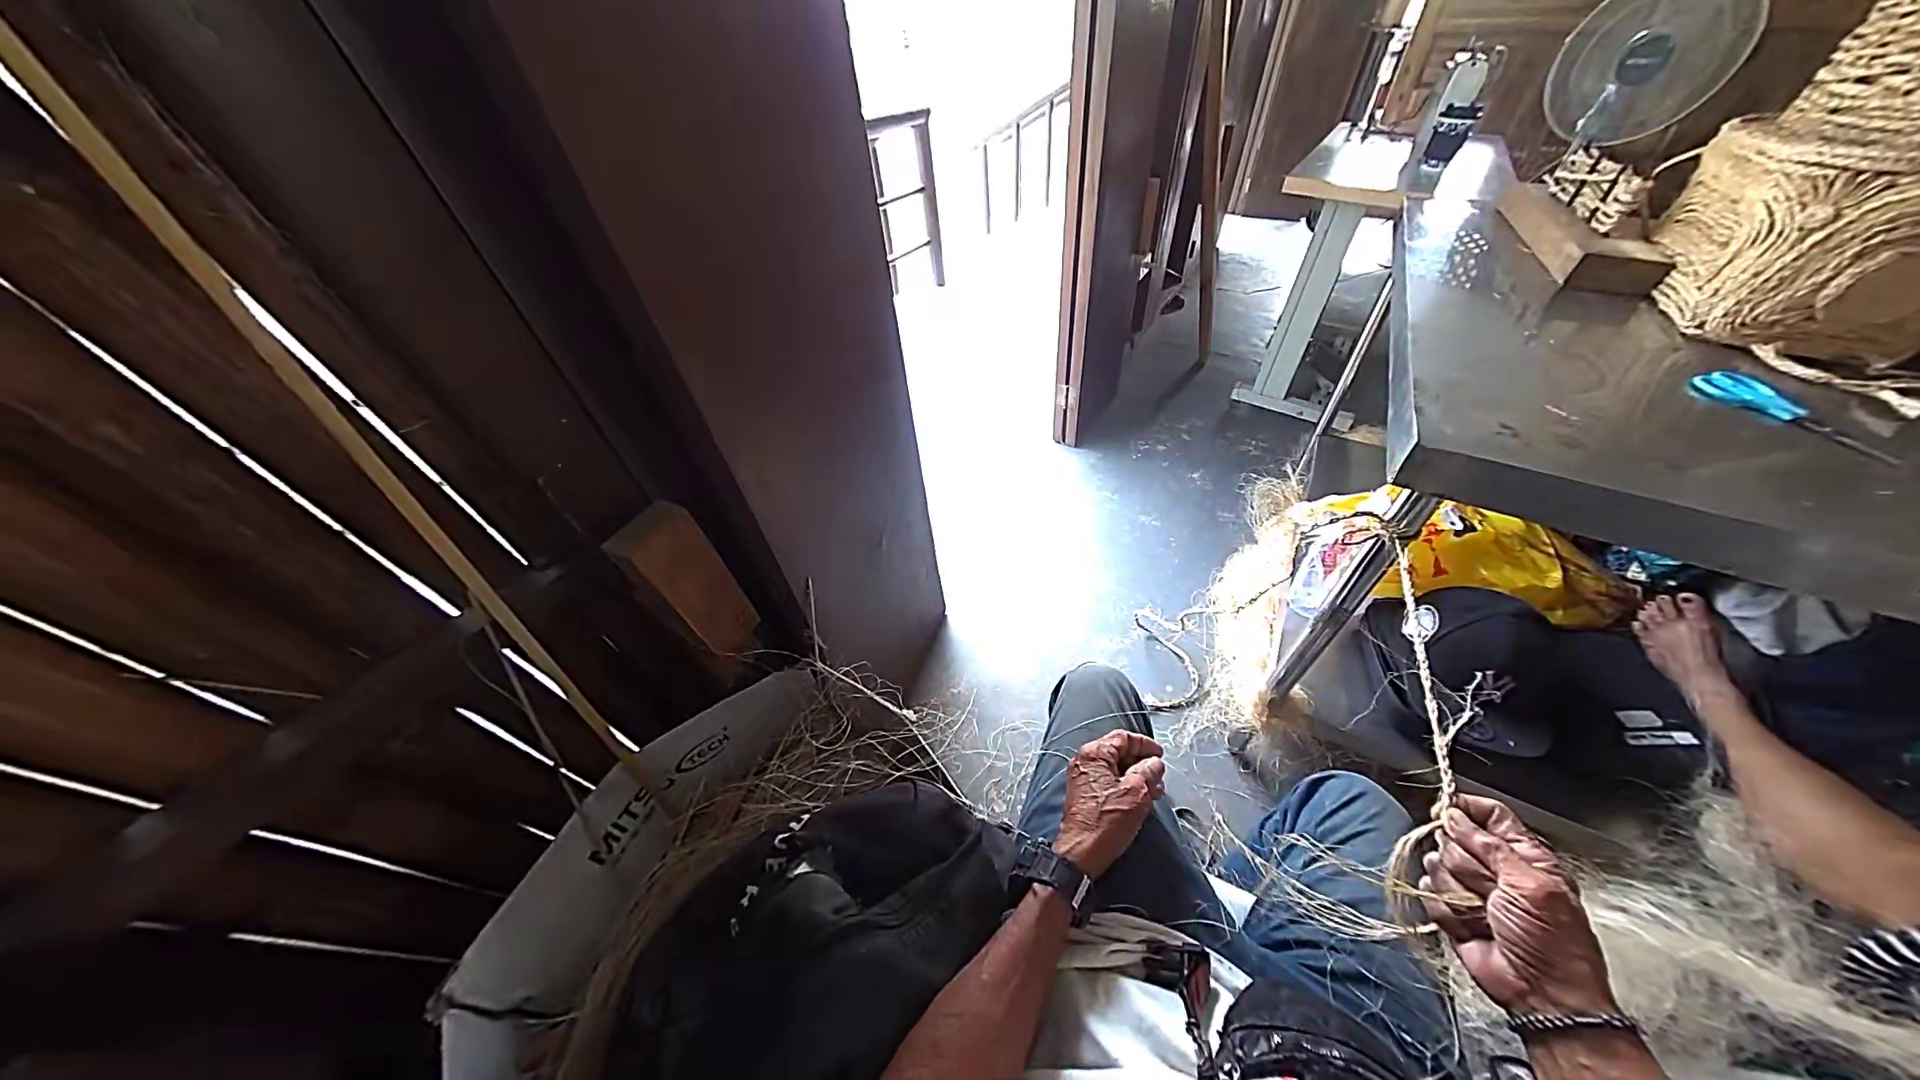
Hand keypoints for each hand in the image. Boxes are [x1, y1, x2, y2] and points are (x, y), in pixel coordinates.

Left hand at [1052, 730, 1166, 877]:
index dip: (1145, 744)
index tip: (1160, 754)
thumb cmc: (1107, 822)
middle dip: (1142, 762)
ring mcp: (1082, 778)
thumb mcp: (1136, 793)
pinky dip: (1125, 786)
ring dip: (1136, 776)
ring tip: (1154, 791)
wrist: (1082, 852)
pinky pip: (1108, 782)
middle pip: (1118, 752)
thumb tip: (1154, 763)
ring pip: (1115, 768)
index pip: (1123, 737)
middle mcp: (1085, 762)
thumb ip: (1148, 772)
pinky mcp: (1084, 794)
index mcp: (1094, 754)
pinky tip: (1139, 799)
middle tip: (1159, 776)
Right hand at [1420, 795, 1615, 1015]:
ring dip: (1457, 889)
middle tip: (1490, 888)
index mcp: (1522, 856)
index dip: (1464, 808)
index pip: (1488, 814)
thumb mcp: (1533, 887)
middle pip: (1454, 837)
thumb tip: (1453, 815)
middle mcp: (1494, 867)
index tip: (1444, 811)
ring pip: (1437, 864)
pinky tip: (1468, 923)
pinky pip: (1429, 891)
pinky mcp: (1449, 908)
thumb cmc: (1553, 943)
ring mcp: (1469, 888)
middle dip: (1466, 862)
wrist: (1542, 995)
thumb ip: (1492, 847)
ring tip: (1483, 913)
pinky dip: (1446, 908)